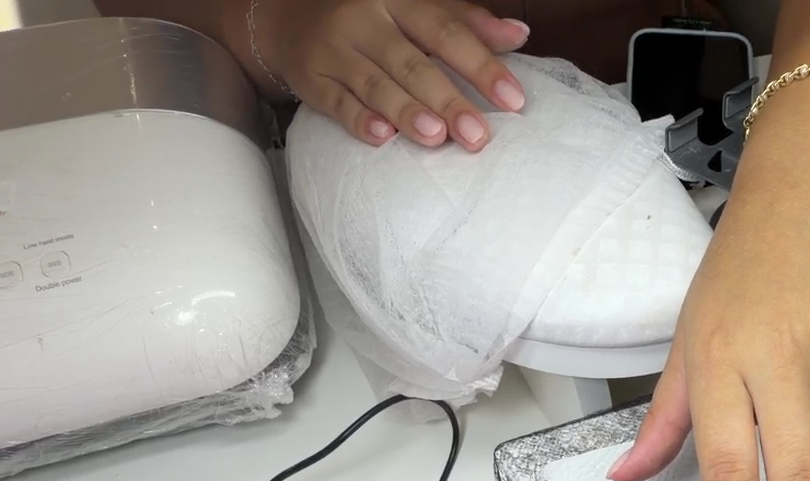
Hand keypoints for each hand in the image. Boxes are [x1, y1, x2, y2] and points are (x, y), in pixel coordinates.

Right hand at [256, 0, 529, 148]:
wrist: (290, 15)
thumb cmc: (376, 20)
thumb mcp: (420, 12)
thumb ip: (468, 24)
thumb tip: (519, 34)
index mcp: (400, 0)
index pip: (447, 33)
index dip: (482, 67)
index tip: (514, 100)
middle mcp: (366, 19)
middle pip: (413, 64)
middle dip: (448, 101)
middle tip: (478, 137)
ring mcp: (336, 48)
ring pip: (376, 84)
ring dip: (406, 111)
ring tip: (435, 137)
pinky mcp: (312, 77)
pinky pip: (336, 102)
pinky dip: (358, 119)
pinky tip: (382, 137)